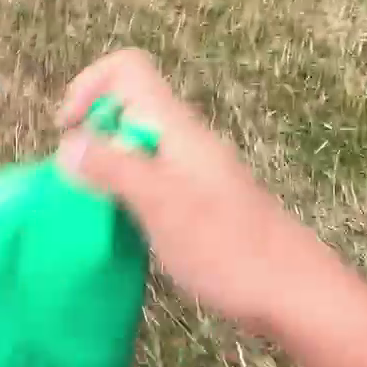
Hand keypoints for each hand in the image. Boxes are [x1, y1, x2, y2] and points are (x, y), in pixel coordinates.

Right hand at [54, 51, 350, 331]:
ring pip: (132, 143)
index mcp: (175, 126)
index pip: (126, 69)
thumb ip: (111, 167)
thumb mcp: (160, 203)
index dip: (88, 86)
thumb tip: (67, 144)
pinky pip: (145, 176)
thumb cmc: (228, 247)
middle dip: (90, 131)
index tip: (68, 131)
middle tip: (76, 177)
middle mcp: (182, 138)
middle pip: (124, 105)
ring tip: (94, 205)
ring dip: (103, 164)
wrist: (299, 297)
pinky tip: (124, 226)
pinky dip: (123, 190)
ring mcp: (191, 169)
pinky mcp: (196, 200)